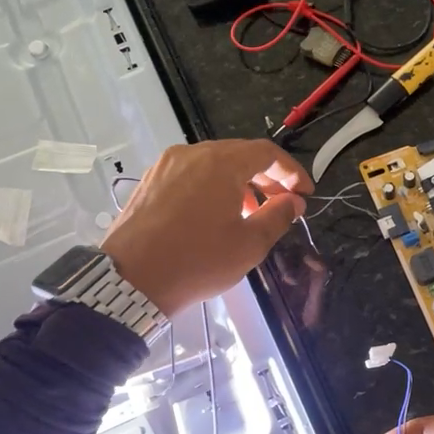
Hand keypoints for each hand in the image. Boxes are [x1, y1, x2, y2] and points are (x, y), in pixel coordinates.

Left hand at [101, 140, 310, 314]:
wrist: (130, 281)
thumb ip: (278, 216)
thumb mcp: (249, 244)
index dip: (291, 171)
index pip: (267, 152)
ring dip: (240, 183)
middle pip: (240, 154)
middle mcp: (193, 154)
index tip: (304, 193)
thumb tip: (293, 201)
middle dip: (267, 177)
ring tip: (251, 214)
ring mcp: (167, 165)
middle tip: (283, 204)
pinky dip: (213, 186)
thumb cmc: (197, 260)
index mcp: (221, 163)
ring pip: (215, 164)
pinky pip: (192, 174)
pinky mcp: (151, 181)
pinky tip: (217, 215)